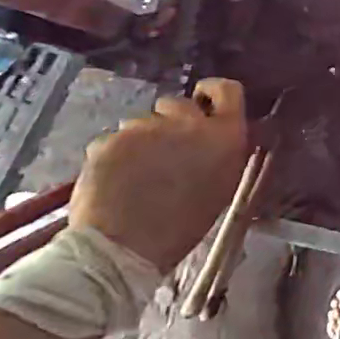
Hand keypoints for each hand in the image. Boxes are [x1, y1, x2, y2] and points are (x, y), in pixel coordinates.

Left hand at [70, 77, 249, 272]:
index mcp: (225, 135)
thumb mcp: (223, 185)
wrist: (126, 247)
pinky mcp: (111, 139)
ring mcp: (146, 128)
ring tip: (137, 174)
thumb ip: (222, 151)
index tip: (204, 103)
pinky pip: (114, 139)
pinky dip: (115, 155)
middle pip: (178, 104)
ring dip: (141, 140)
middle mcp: (189, 123)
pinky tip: (115, 180)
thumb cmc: (185, 224)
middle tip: (166, 153)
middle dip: (170, 123)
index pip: (228, 90)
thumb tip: (216, 137)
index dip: (214, 92)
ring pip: (142, 123)